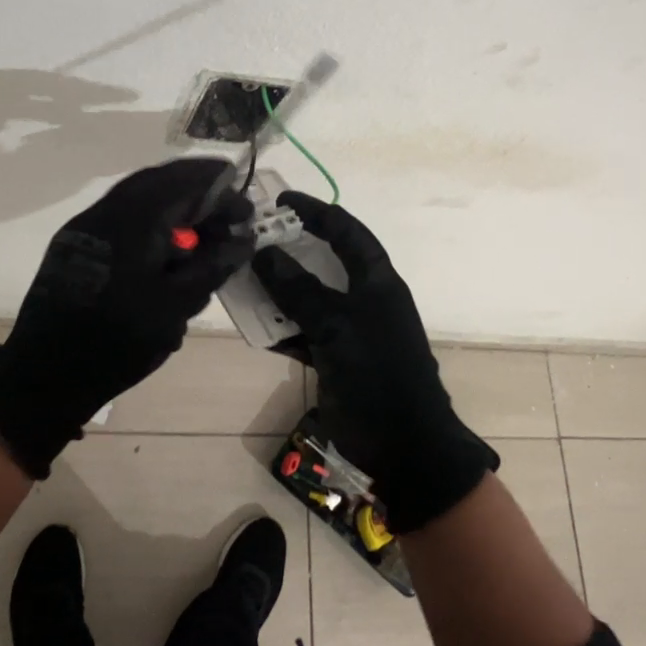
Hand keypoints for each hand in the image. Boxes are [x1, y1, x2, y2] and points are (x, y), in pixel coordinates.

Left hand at [0, 158, 252, 477]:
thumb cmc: (117, 340)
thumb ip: (212, 266)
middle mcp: (105, 210)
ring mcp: (85, 227)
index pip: (183, 181)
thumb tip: (242, 240)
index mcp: (132, 218)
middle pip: (160, 183)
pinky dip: (151, 226)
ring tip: (201, 239)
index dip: (219, 188)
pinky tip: (166, 254)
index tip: (245, 205)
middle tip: (227, 220)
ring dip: (173, 209)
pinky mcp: (74, 246)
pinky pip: (121, 219)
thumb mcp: (175, 306)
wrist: (44, 377)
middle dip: (197, 196)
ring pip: (139, 200)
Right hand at [252, 192, 496, 531]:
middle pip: (323, 261)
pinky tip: (252, 323)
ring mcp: (349, 330)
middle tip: (252, 238)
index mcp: (377, 281)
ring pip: (307, 297)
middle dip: (289, 248)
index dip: (316, 212)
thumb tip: (264, 253)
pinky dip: (279, 326)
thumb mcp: (336, 327)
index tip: (281, 200)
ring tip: (242, 277)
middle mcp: (364, 299)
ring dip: (278, 289)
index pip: (346, 231)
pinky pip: (301, 331)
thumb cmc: (377, 376)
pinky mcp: (334, 358)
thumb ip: (299, 289)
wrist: (404, 445)